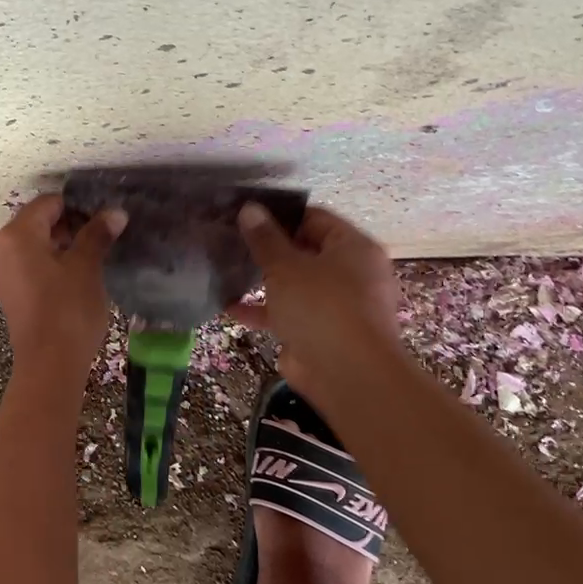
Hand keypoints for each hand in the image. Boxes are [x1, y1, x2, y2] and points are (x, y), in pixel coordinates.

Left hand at [0, 195, 126, 382]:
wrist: (49, 364)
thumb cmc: (68, 309)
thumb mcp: (86, 267)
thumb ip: (97, 235)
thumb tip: (115, 213)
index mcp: (17, 234)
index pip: (48, 204)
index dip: (77, 207)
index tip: (104, 217)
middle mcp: (2, 246)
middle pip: (38, 221)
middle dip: (70, 224)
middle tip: (103, 235)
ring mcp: (2, 269)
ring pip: (34, 243)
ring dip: (62, 243)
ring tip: (94, 254)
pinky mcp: (9, 289)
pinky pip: (29, 262)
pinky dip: (51, 260)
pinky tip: (76, 273)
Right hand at [227, 203, 402, 402]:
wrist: (348, 375)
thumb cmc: (321, 307)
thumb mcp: (285, 265)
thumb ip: (265, 238)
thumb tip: (250, 208)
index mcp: (354, 249)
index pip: (315, 219)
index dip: (280, 215)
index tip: (245, 217)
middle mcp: (352, 274)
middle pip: (305, 251)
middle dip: (270, 249)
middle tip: (232, 241)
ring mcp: (338, 305)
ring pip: (296, 283)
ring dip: (265, 280)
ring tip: (228, 270)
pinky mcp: (323, 332)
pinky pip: (290, 312)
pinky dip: (264, 310)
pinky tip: (230, 307)